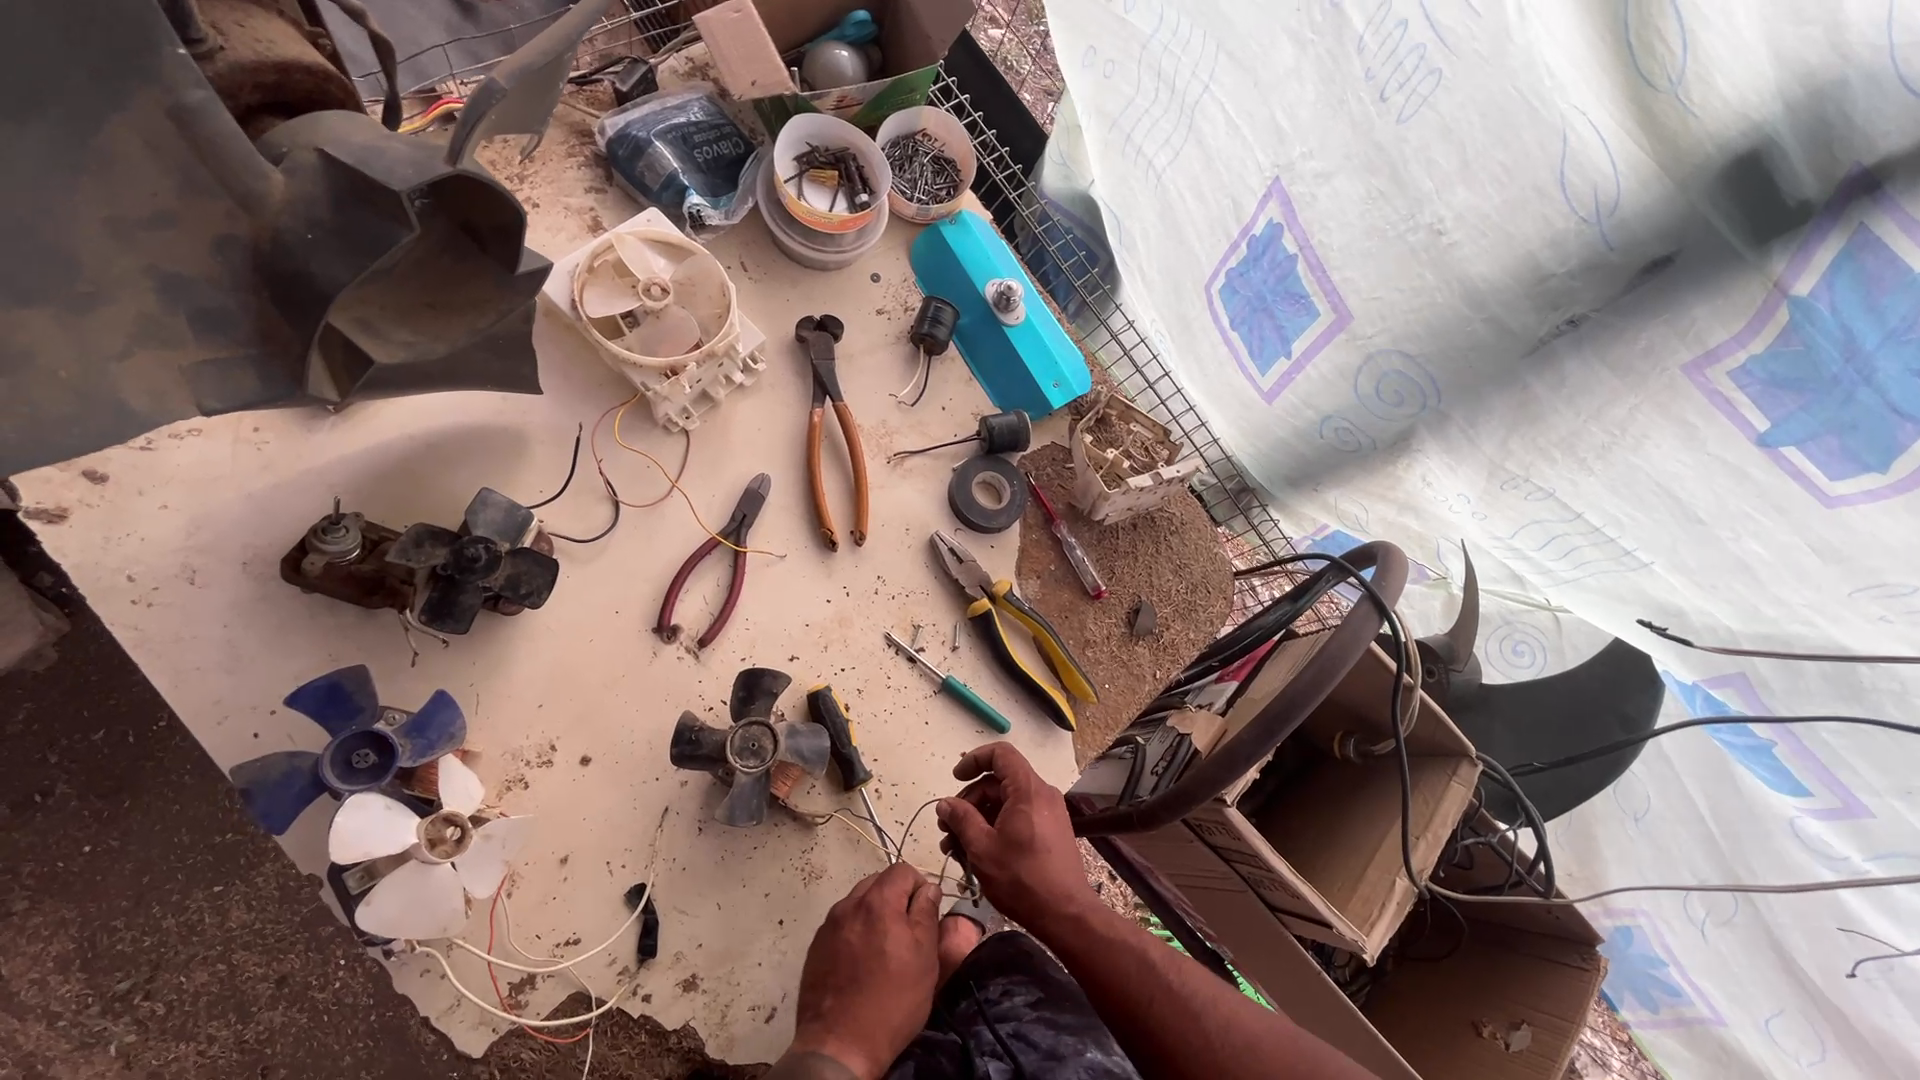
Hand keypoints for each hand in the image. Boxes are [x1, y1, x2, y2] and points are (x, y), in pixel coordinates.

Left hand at [787, 862, 941, 1079]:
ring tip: (884, 948)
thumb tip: (928, 889)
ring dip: (875, 913)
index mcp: (877, 902)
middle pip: (878, 882)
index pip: (902, 869)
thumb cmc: (892, 1002)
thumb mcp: (924, 958)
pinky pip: (842, 924)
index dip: (919, 885)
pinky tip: (862, 962)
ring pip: (859, 902)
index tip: (926, 913)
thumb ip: (927, 914)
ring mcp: (828, 926)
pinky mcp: (816, 947)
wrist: (839, 1045)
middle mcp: (848, 905)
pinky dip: (856, 931)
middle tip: (908, 931)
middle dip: (896, 897)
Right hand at [936, 742, 1097, 936]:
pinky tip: (977, 854)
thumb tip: (945, 803)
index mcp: (1028, 790)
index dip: (974, 760)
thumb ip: (961, 819)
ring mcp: (1048, 813)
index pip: (1000, 754)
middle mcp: (1042, 794)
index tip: (955, 779)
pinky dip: (995, 829)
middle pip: (998, 782)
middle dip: (969, 802)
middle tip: (947, 830)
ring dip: (978, 820)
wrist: (1066, 914)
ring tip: (956, 849)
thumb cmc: (1022, 879)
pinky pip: (1017, 818)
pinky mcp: (1050, 831)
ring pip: (1005, 803)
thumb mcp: (983, 848)